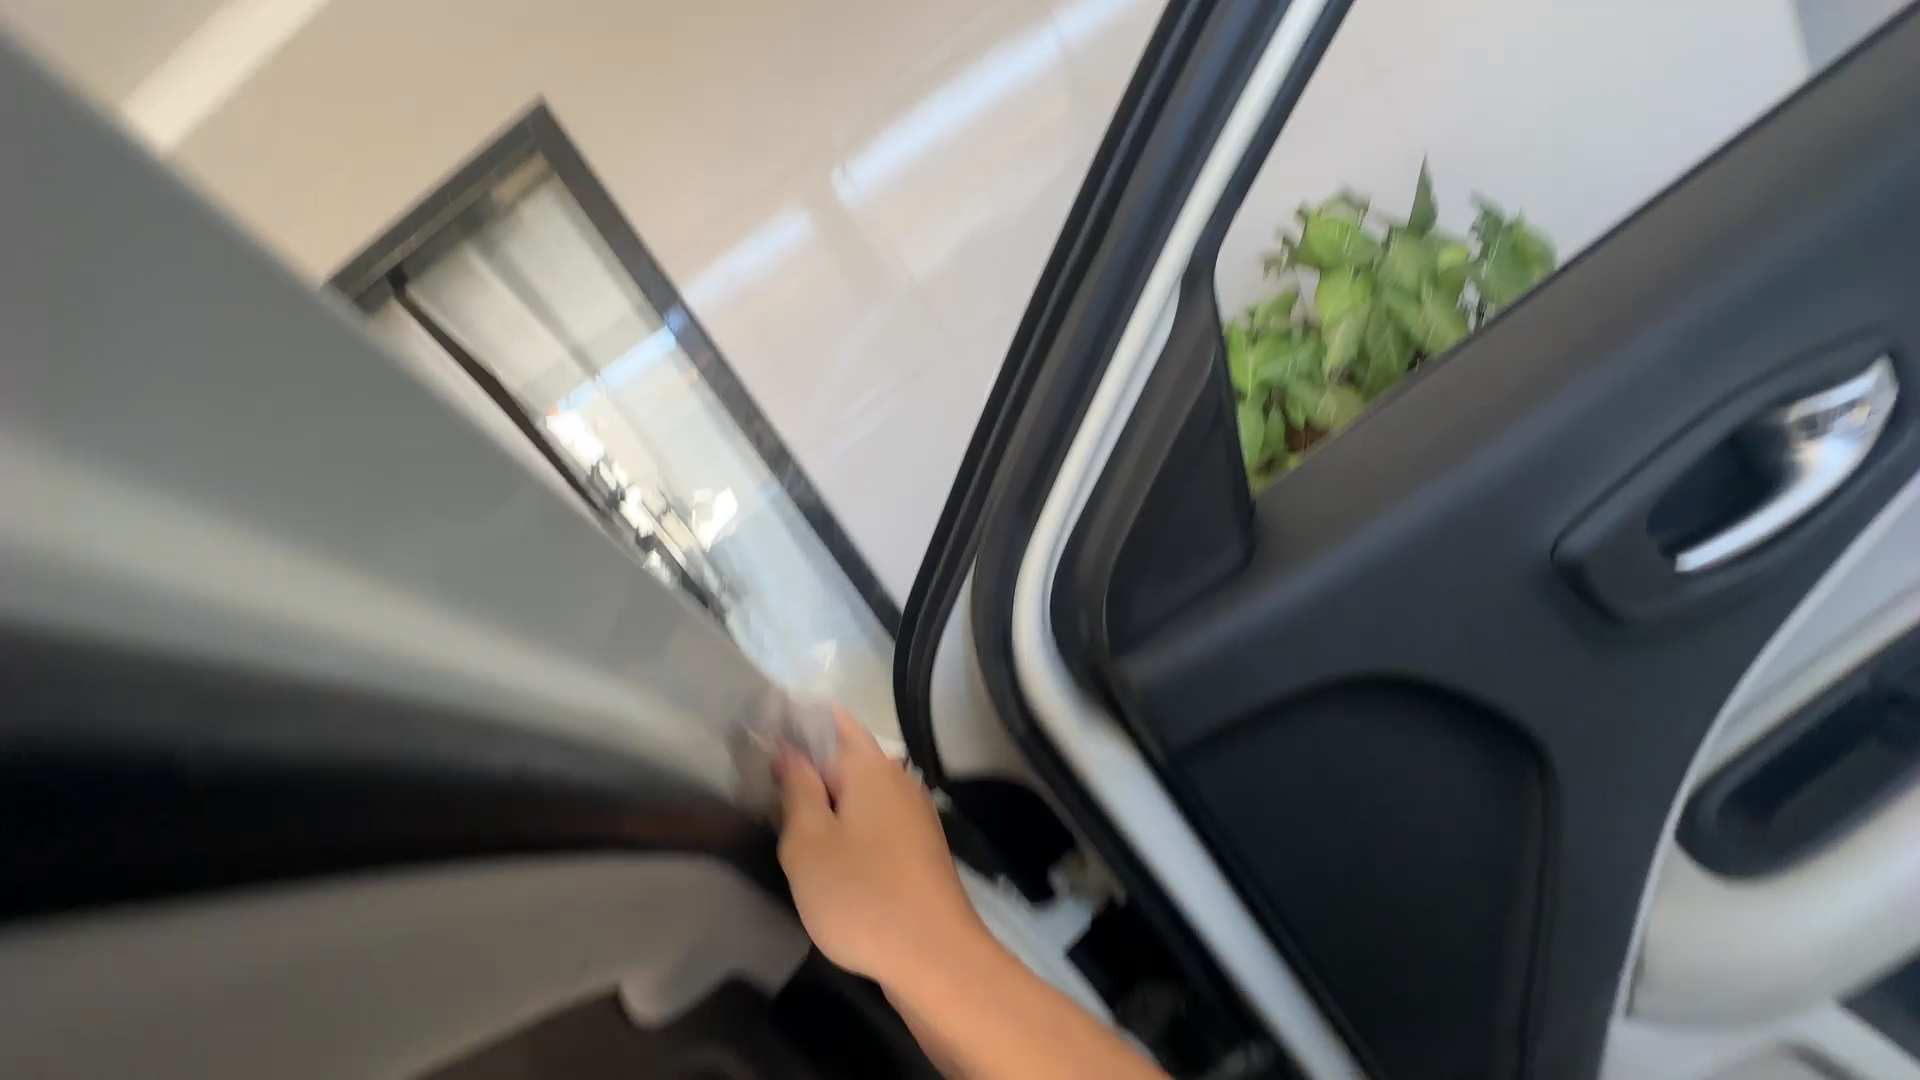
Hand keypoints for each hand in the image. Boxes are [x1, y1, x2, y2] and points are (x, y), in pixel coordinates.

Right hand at [774, 712, 990, 988]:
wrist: (934, 955)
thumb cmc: (861, 894)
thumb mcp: (809, 843)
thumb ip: (798, 789)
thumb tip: (792, 751)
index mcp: (871, 766)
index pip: (831, 721)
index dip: (796, 721)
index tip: (763, 733)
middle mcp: (898, 778)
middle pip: (847, 755)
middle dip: (810, 762)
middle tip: (766, 783)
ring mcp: (914, 812)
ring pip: (861, 789)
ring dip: (829, 796)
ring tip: (790, 816)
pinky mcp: (919, 845)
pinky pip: (875, 817)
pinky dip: (850, 822)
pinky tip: (830, 848)